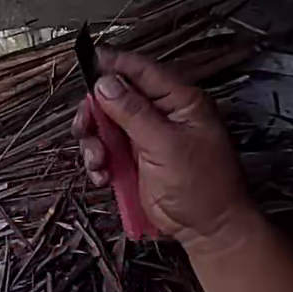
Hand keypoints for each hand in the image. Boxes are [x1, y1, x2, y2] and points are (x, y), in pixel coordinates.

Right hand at [72, 49, 256, 253]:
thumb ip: (133, 112)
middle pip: (115, 98)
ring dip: (94, 143)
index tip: (88, 61)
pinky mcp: (133, 160)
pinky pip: (105, 151)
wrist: (207, 230)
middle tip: (86, 128)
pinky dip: (99, 163)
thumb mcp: (165, 145)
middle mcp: (161, 115)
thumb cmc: (202, 186)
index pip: (142, 71)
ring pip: (104, 126)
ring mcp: (145, 138)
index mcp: (179, 101)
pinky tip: (104, 177)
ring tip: (99, 162)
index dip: (114, 64)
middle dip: (95, 114)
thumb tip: (106, 83)